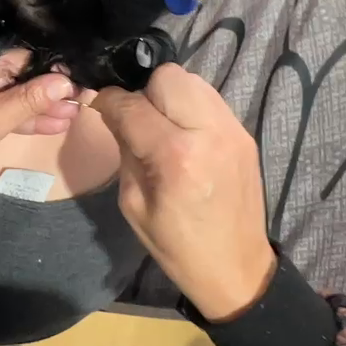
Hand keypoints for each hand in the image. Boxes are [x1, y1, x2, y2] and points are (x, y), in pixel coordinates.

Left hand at [0, 35, 79, 224]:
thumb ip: (27, 101)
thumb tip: (66, 82)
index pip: (2, 52)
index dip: (38, 61)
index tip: (72, 67)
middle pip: (9, 70)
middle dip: (43, 83)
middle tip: (80, 88)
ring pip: (10, 90)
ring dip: (40, 102)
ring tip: (77, 106)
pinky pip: (4, 107)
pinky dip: (27, 116)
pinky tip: (59, 120)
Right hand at [93, 65, 276, 320]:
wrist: (236, 268)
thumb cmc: (177, 246)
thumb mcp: (133, 202)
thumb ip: (125, 148)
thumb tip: (113, 111)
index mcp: (174, 157)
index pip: (131, 105)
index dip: (108, 101)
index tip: (99, 106)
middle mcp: (208, 132)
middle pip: (167, 76)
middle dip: (144, 91)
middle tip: (138, 118)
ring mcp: (232, 130)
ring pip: (192, 80)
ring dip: (169, 94)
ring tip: (162, 124)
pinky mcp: (245, 134)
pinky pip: (210, 99)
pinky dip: (191, 105)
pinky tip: (184, 132)